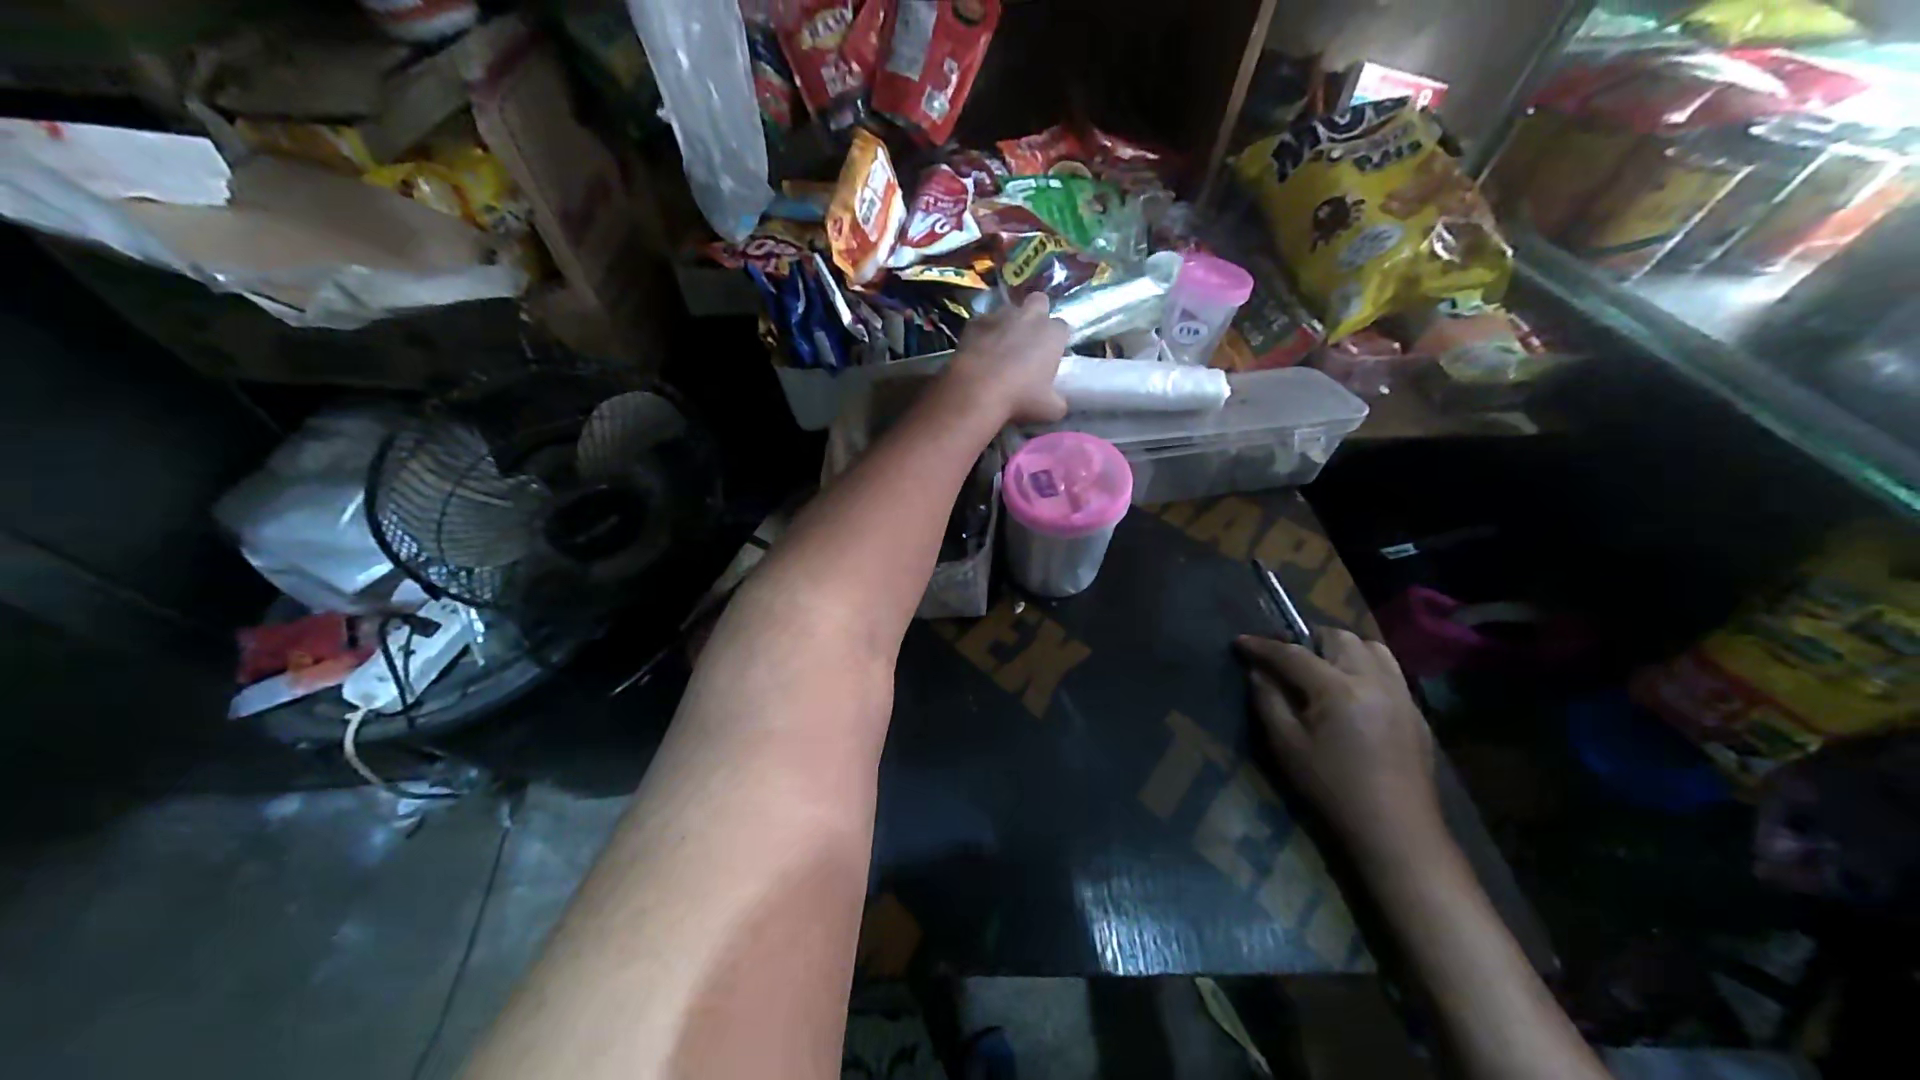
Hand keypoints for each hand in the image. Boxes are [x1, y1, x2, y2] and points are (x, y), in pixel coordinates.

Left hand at [943, 292, 1068, 423]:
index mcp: (1053, 334)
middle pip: (1039, 301)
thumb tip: (1058, 402)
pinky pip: (982, 322)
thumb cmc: (1020, 398)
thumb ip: (1059, 401)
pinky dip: (983, 333)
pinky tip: (979, 350)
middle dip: (1037, 314)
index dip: (1056, 340)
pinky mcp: (974, 322)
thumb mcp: (1050, 409)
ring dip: (1008, 323)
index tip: (1049, 355)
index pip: (1062, 327)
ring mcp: (1000, 316)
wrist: (977, 391)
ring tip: (1000, 346)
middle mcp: (1029, 317)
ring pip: (1008, 310)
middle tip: (1029, 338)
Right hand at [1235, 630, 1437, 845]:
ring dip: (1341, 648)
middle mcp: (1374, 680)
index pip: (1293, 654)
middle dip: (1307, 639)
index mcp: (1338, 689)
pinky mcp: (1415, 710)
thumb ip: (1268, 700)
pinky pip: (1389, 670)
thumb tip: (1257, 671)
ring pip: (1371, 647)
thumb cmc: (1332, 788)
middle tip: (1286, 659)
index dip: (1263, 646)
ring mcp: (1400, 693)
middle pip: (1338, 637)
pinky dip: (1365, 666)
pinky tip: (1352, 691)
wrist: (1394, 829)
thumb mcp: (1286, 745)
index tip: (1240, 641)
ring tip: (1323, 667)